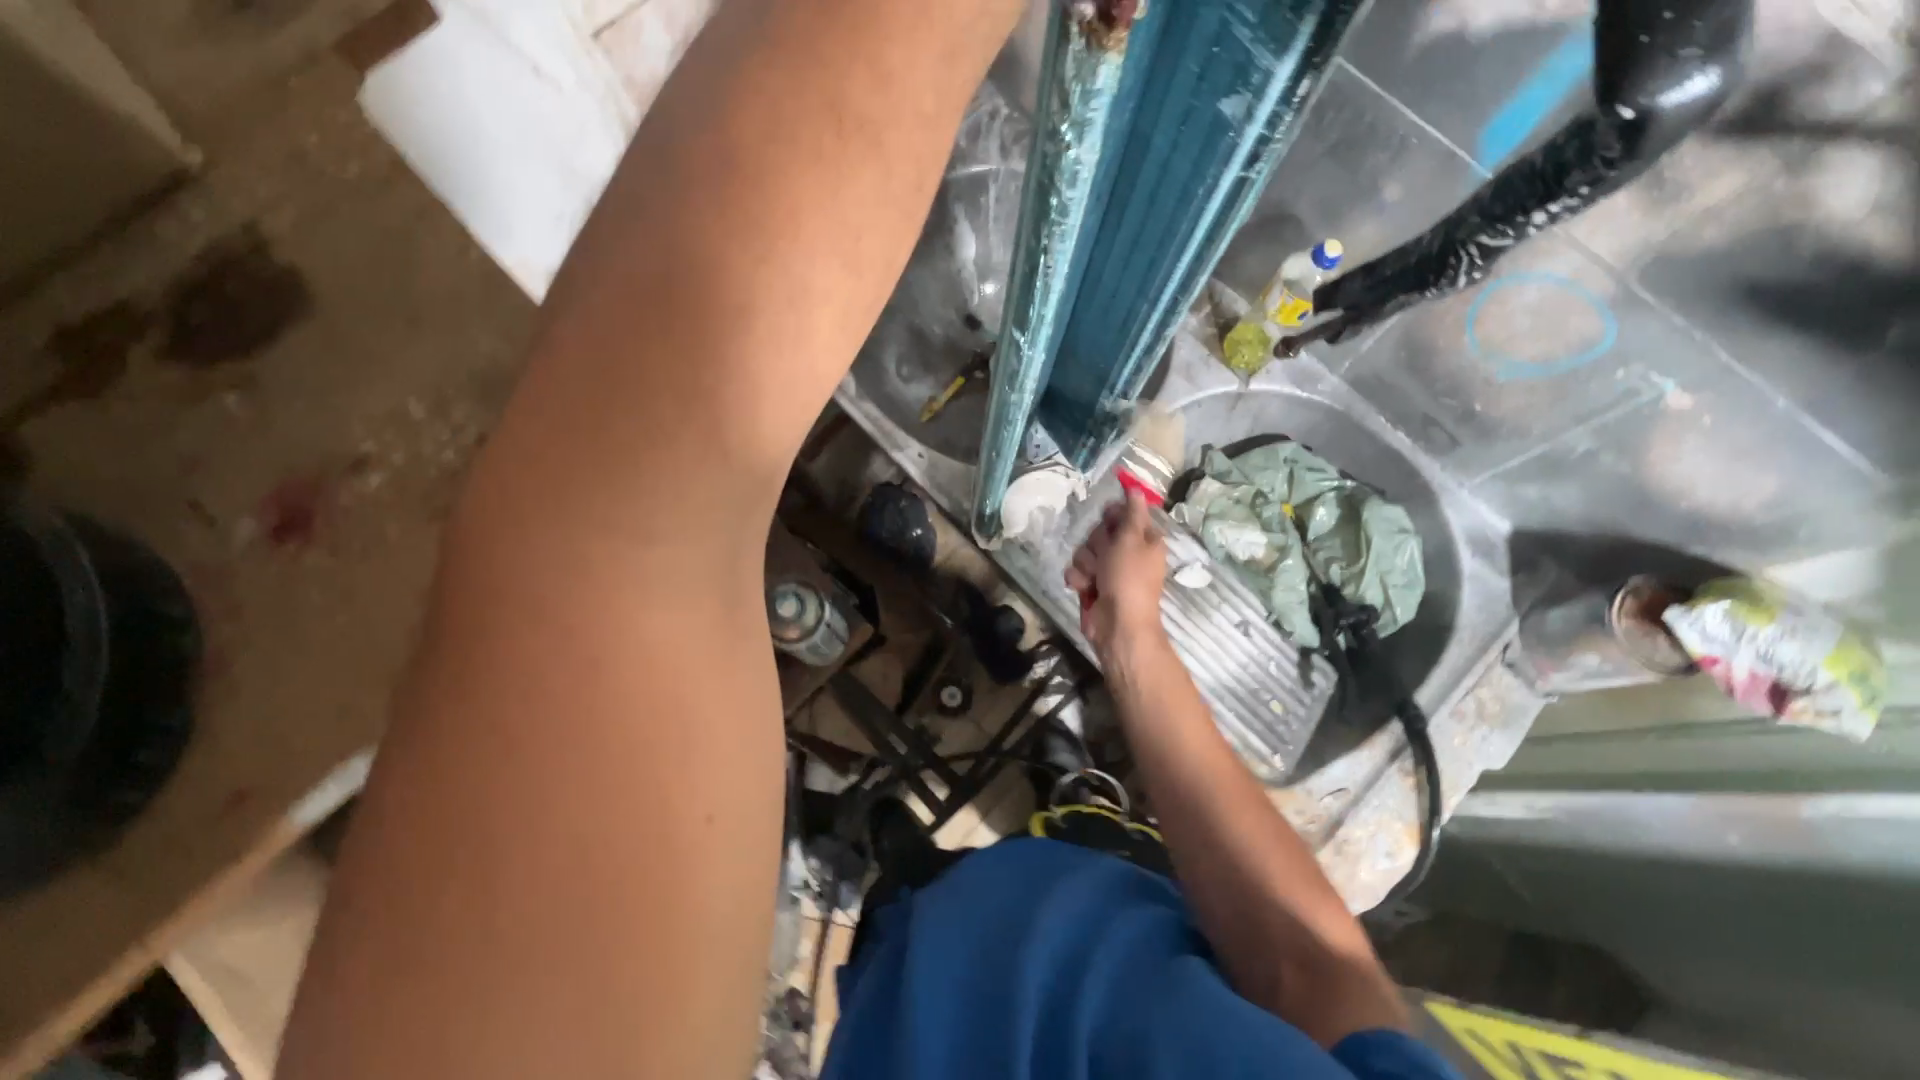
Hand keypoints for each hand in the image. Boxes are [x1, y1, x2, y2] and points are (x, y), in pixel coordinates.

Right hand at [1064, 489, 1166, 660]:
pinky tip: (1085, 588)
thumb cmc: (1130, 578)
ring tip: (1095, 578)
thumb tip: (1135, 487)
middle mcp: (1126, 553)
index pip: (1123, 514)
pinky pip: (1076, 571)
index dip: (1112, 518)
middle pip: (1099, 532)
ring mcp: (1107, 570)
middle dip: (1096, 544)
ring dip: (1086, 564)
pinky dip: (1079, 579)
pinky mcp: (1091, 586)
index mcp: (1144, 539)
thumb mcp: (1133, 538)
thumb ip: (1131, 512)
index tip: (1108, 521)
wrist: (1118, 624)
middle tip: (1105, 557)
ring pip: (1084, 551)